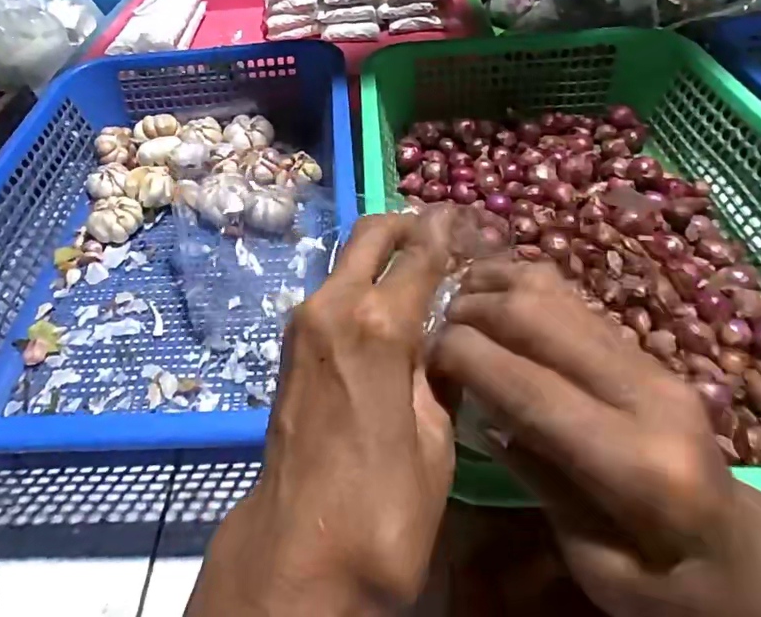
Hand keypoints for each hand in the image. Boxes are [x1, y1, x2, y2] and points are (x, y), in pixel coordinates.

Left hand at [187, 212, 456, 616]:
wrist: (300, 539)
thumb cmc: (383, 503)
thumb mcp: (435, 440)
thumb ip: (439, 372)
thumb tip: (442, 332)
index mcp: (376, 324)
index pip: (419, 255)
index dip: (447, 235)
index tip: (469, 222)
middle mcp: (334, 305)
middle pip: (370, 234)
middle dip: (407, 225)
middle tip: (442, 232)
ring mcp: (304, 318)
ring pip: (347, 259)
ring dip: (382, 252)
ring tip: (422, 267)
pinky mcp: (291, 338)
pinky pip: (333, 290)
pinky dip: (361, 280)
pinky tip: (389, 302)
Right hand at [429, 261, 760, 616]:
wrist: (747, 563)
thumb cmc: (665, 586)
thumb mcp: (593, 561)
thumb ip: (534, 473)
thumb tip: (469, 401)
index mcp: (637, 464)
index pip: (523, 383)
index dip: (454, 355)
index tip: (415, 356)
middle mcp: (648, 394)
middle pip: (530, 318)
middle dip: (461, 311)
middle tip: (422, 324)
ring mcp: (651, 361)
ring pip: (545, 292)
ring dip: (483, 285)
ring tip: (443, 299)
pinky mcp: (643, 347)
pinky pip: (564, 293)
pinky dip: (511, 281)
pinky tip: (480, 288)